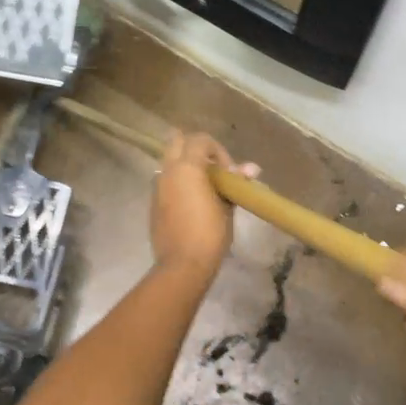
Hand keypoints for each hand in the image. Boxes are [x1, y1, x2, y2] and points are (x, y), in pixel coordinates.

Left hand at [149, 133, 256, 275]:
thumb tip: (252, 168)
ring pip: (169, 162)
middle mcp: (168, 171)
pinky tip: (192, 203)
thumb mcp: (227, 206)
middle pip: (177, 142)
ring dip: (186, 166)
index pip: (200, 139)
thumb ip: (235, 183)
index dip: (218, 151)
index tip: (229, 172)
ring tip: (204, 187)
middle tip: (213, 170)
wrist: (182, 264)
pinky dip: (178, 183)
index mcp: (187, 167)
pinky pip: (166, 181)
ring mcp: (157, 187)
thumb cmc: (210, 234)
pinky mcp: (153, 203)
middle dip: (196, 149)